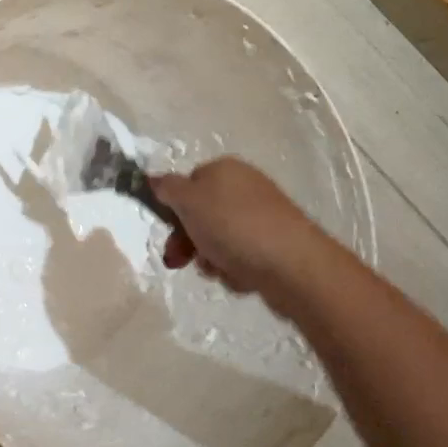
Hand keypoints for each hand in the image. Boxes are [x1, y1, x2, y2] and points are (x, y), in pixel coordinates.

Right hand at [150, 157, 324, 296]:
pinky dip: (236, 269)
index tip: (166, 230)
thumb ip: (165, 187)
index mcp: (225, 169)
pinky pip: (244, 256)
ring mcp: (265, 217)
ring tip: (219, 271)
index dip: (174, 207)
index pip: (187, 183)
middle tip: (180, 261)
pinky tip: (242, 278)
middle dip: (188, 240)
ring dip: (211, 258)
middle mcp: (246, 187)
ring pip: (220, 239)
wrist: (295, 267)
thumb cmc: (233, 227)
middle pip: (202, 214)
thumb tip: (152, 179)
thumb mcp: (187, 201)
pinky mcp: (278, 246)